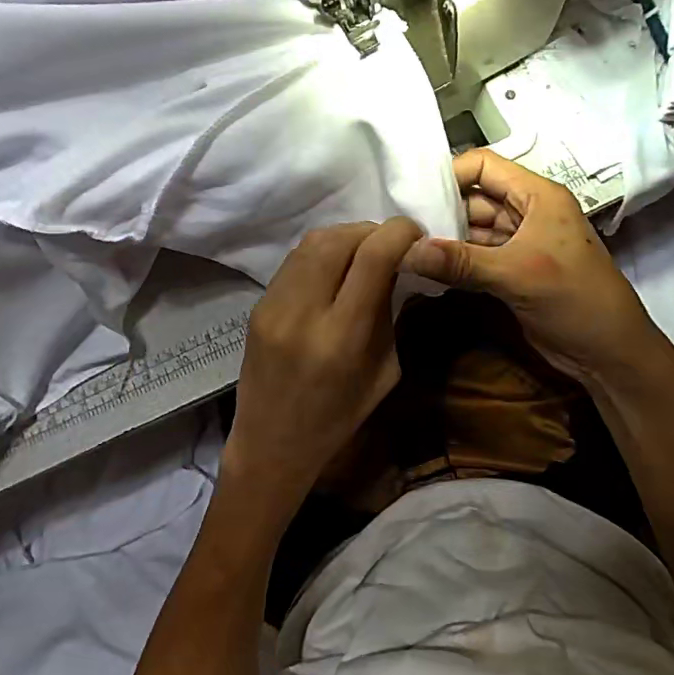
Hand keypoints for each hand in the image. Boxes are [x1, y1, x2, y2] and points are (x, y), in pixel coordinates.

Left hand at [224, 217, 423, 519]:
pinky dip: (321, 252)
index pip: (373, 258)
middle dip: (372, 230)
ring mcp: (273, 306)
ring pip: (312, 242)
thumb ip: (389, 314)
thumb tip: (396, 266)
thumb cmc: (338, 419)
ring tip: (364, 250)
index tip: (415, 235)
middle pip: (339, 239)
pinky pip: (294, 260)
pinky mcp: (258, 305)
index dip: (399, 233)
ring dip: (346, 235)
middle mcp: (304, 314)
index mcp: (342, 337)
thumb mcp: (384, 371)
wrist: (270, 444)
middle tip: (391, 242)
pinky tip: (335, 266)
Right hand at [401, 149, 657, 384]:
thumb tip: (404, 252)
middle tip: (399, 227)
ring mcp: (517, 244)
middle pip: (473, 198)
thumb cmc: (576, 300)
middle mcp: (526, 213)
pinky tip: (422, 268)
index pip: (485, 165)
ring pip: (470, 230)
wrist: (610, 355)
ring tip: (403, 247)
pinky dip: (452, 262)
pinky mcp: (510, 272)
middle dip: (439, 210)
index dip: (450, 174)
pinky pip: (473, 258)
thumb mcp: (518, 274)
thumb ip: (460, 262)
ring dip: (442, 240)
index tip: (413, 195)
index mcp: (537, 196)